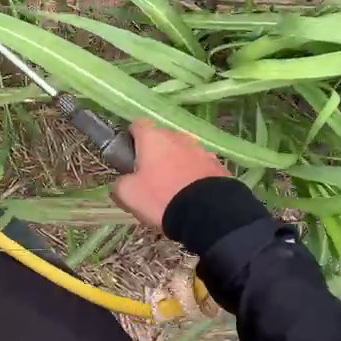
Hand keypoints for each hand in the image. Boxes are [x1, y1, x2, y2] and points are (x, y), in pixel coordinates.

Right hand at [110, 121, 230, 233]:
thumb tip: (123, 183)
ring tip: (175, 191)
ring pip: (182, 153)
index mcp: (153, 137)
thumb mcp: (128, 194)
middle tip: (150, 179)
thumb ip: (120, 183)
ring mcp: (202, 150)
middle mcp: (178, 136)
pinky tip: (193, 197)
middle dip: (156, 155)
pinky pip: (201, 167)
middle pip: (161, 140)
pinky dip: (195, 177)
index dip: (130, 139)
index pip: (137, 125)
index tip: (129, 158)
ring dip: (177, 165)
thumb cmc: (162, 198)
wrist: (211, 216)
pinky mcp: (220, 166)